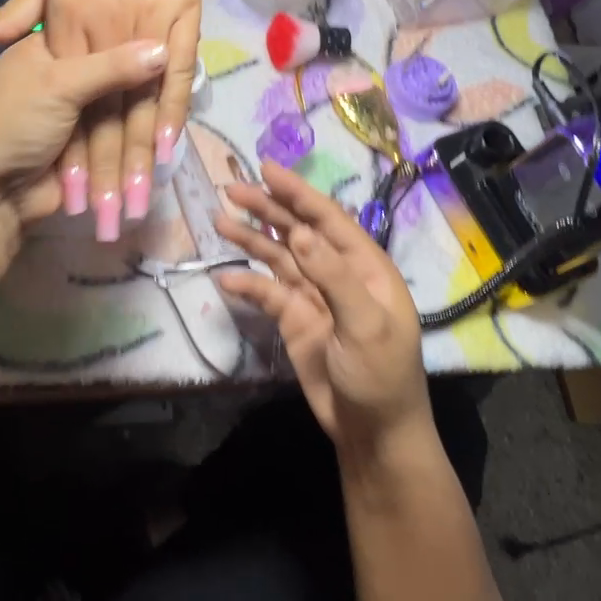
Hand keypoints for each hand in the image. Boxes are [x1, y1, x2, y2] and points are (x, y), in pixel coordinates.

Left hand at [0, 0, 201, 242]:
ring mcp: (137, 34)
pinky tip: (169, 152)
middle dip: (103, 176)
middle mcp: (98, 38)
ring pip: (135, 111)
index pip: (68, 105)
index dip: (71, 154)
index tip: (63, 199)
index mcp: (65, 30)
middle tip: (106, 223)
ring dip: (137, 164)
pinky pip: (173, 80)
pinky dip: (170, 115)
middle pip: (102, 118)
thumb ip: (13, 20)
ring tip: (136, 208)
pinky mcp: (175, 28)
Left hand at [0, 32, 169, 233]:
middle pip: (114, 75)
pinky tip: (164, 146)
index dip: (135, 40)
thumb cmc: (14, 124)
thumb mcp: (60, 84)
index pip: (100, 33)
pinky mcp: (84, 147)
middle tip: (183, 85)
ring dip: (141, 127)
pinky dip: (137, 146)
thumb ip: (112, 65)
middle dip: (143, 88)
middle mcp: (62, 75)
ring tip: (174, 124)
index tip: (173, 44)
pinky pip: (119, 141)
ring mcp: (73, 113)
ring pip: (119, 112)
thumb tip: (164, 49)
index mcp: (47, 46)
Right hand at [215, 163, 431, 452]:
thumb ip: (333, 277)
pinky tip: (224, 277)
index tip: (266, 168)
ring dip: (251, 239)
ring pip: (277, 257)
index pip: (327, 219)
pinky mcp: (294, 320)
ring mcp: (313, 296)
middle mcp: (336, 273)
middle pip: (297, 231)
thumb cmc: (382, 375)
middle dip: (267, 209)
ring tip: (219, 221)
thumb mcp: (365, 325)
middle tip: (231, 189)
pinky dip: (246, 283)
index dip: (297, 192)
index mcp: (363, 266)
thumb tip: (300, 231)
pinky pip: (266, 293)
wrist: (373, 432)